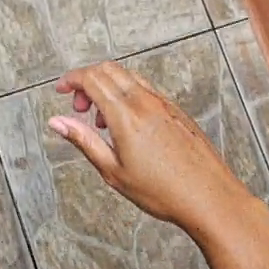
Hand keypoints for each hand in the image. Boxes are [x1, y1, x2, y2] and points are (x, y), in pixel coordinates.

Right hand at [49, 62, 253, 236]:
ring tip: (101, 120)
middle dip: (86, 81)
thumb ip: (83, 140)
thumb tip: (58, 122)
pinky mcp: (175, 110)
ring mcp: (163, 104)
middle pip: (108, 70)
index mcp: (127, 116)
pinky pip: (144, 88)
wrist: (211, 199)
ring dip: (106, 86)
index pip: (92, 79)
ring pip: (127, 76)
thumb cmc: (165, 192)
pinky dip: (126, 94)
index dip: (71, 79)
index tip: (61, 89)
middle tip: (78, 107)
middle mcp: (146, 102)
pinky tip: (126, 123)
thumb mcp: (113, 171)